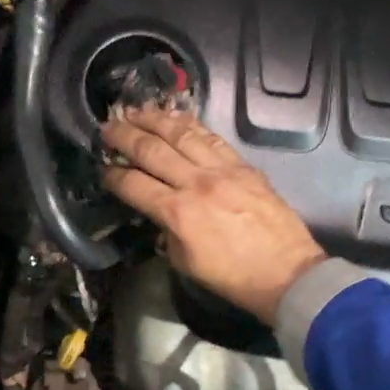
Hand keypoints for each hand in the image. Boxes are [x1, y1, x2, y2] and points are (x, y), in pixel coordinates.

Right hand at [101, 104, 327, 325]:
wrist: (287, 274)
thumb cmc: (233, 277)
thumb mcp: (186, 262)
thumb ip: (166, 230)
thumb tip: (158, 209)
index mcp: (178, 213)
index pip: (134, 184)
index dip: (113, 175)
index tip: (103, 168)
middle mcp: (196, 183)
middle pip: (152, 150)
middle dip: (124, 136)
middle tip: (106, 127)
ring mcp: (222, 169)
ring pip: (181, 133)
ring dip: (154, 119)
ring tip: (135, 112)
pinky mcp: (243, 165)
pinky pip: (211, 137)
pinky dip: (189, 124)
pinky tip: (174, 117)